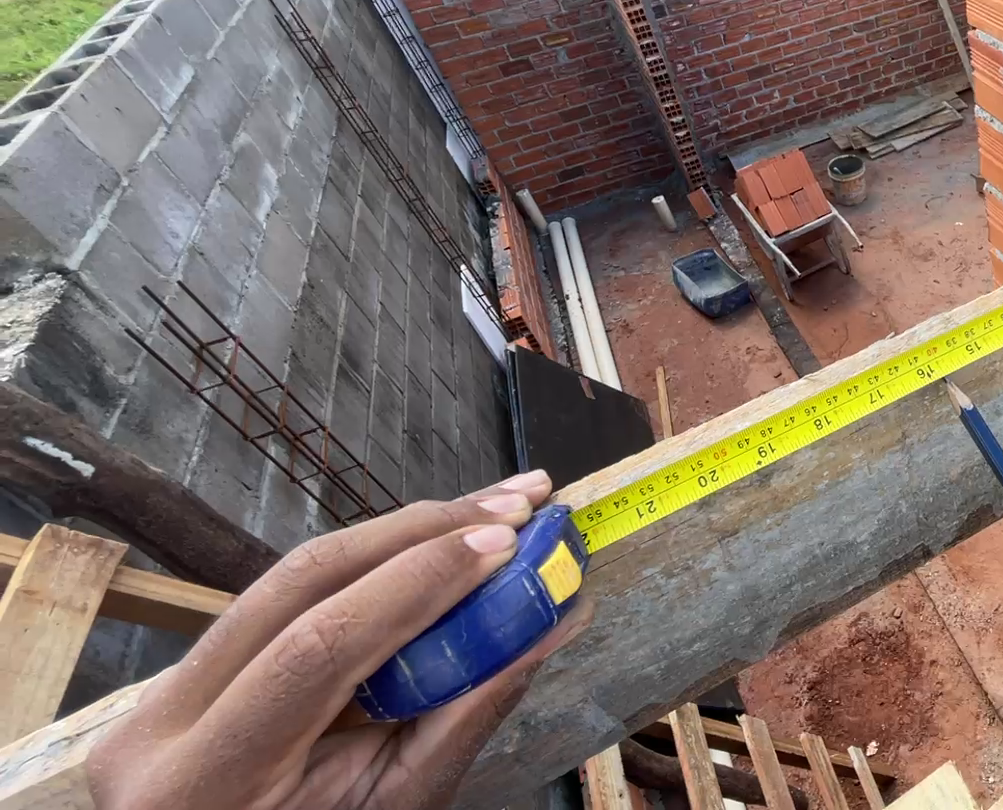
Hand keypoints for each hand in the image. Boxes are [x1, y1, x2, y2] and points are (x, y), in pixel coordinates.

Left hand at [88, 470, 593, 809]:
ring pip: (307, 565)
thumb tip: (562, 618)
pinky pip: (308, 582)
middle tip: (522, 504)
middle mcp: (162, 717)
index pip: (317, 647)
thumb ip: (474, 707)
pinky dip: (393, 547)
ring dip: (419, 524)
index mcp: (203, 779)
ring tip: (510, 500)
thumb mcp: (401, 804)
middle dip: (427, 528)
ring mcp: (174, 682)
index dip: (419, 580)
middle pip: (307, 578)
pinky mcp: (206, 659)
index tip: (509, 544)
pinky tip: (454, 527)